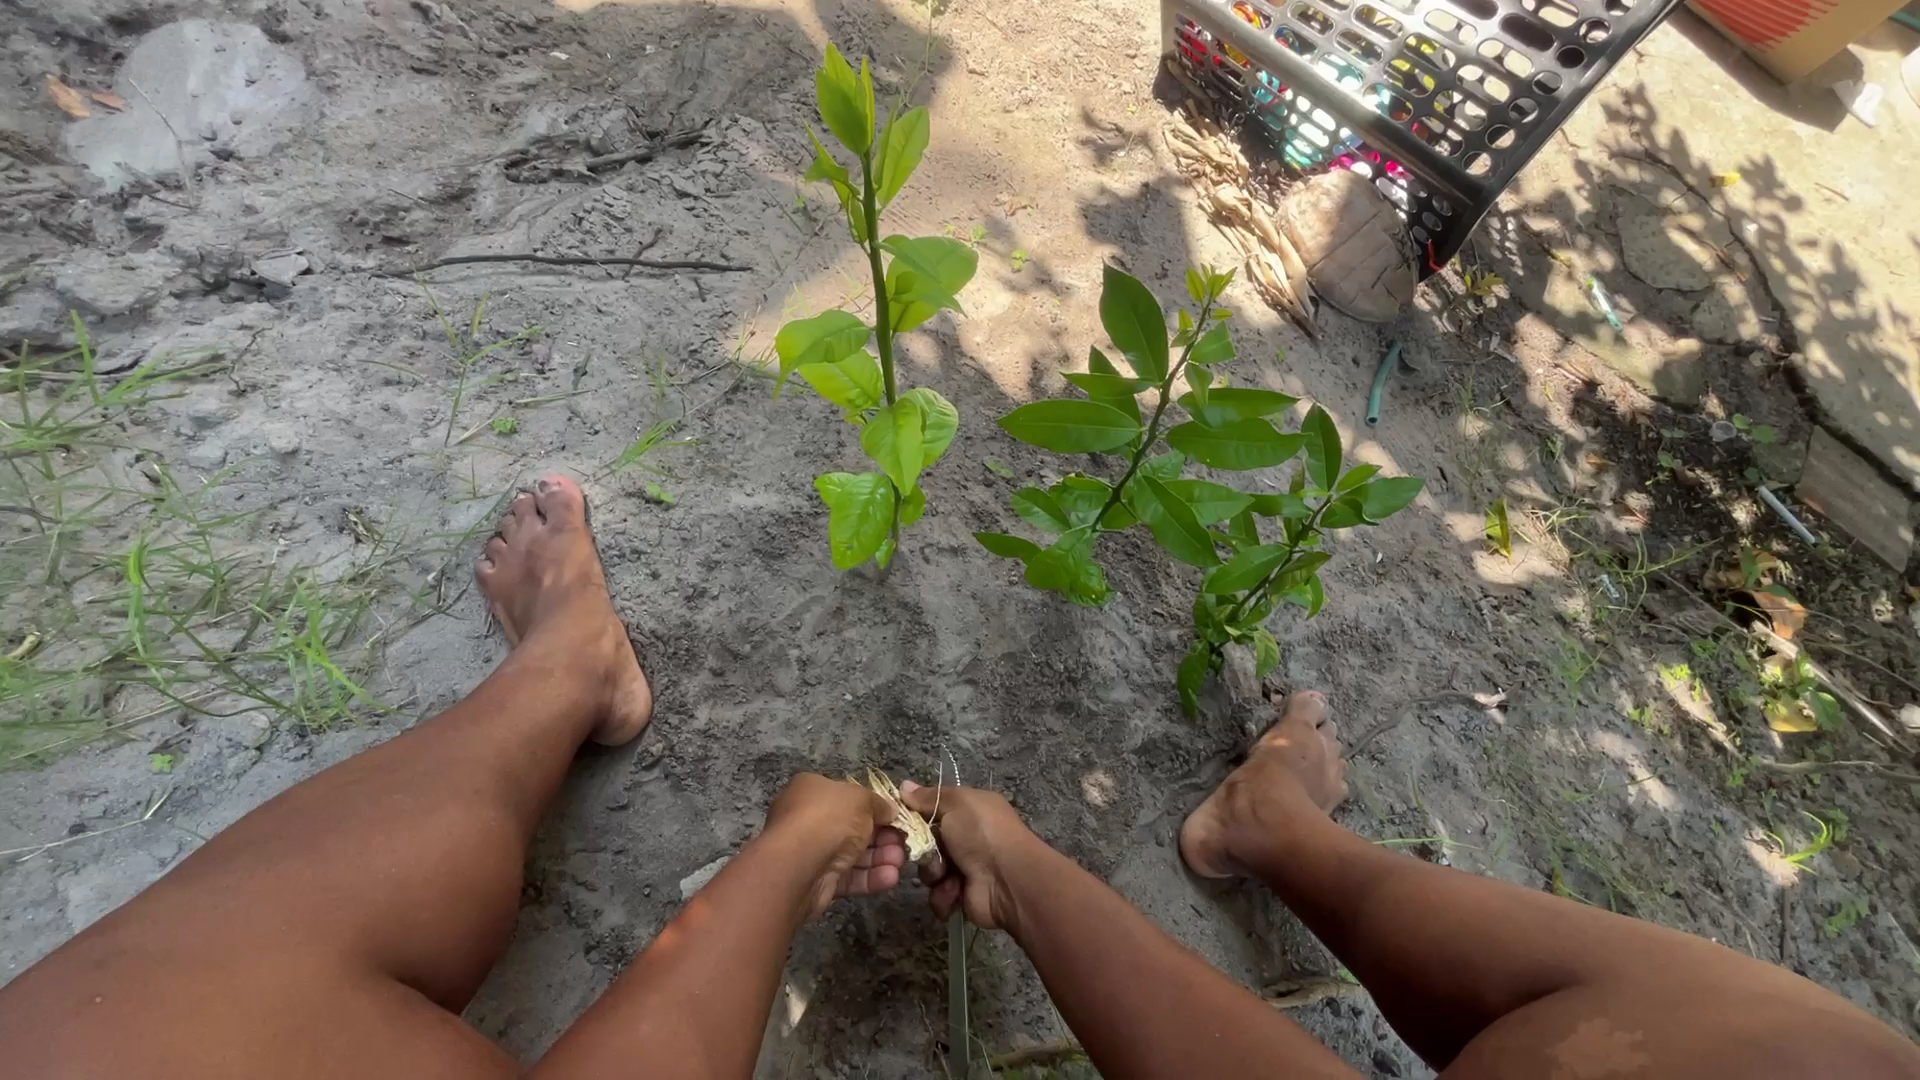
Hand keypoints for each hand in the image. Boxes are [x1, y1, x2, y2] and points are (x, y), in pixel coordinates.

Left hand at [764, 773, 905, 917]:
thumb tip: (890, 811)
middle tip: (904, 842)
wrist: (798, 864)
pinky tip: (890, 878)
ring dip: (880, 858)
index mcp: (812, 790)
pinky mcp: (817, 881)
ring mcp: (812, 852)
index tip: (895, 816)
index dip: (874, 806)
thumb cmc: (828, 817)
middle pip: (853, 827)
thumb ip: (878, 804)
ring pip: (853, 854)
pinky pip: (848, 877)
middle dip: (882, 836)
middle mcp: (809, 819)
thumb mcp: (861, 798)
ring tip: (900, 862)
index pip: (847, 796)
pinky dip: (870, 877)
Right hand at [900, 781, 1044, 932]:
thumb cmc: (982, 832)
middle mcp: (967, 837)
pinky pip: (938, 895)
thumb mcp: (956, 802)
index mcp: (970, 810)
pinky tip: (954, 892)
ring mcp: (965, 867)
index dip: (916, 815)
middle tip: (926, 851)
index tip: (901, 821)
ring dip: (934, 873)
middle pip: (927, 842)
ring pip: (929, 870)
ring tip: (946, 875)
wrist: (1007, 880)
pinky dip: (943, 895)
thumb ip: (928, 796)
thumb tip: (903, 785)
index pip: (934, 809)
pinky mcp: (962, 896)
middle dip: (923, 849)